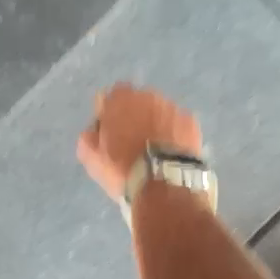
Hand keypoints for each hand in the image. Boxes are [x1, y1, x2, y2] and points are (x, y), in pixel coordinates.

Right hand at [77, 84, 203, 200]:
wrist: (163, 184)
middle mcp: (146, 95)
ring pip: (159, 111)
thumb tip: (95, 130)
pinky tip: (171, 153)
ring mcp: (171, 106)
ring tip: (154, 149)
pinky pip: (177, 123)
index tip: (109, 133)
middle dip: (134, 116)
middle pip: (136, 102)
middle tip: (132, 141)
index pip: (110, 97)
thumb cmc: (122, 169)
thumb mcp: (92, 157)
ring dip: (155, 123)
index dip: (108, 114)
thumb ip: (89, 135)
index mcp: (119, 99)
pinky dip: (174, 133)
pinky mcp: (190, 121)